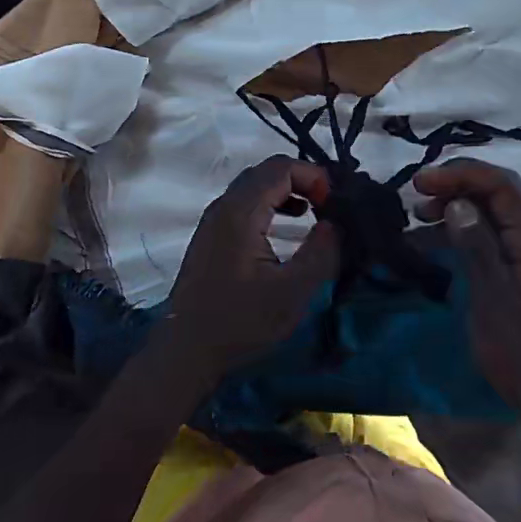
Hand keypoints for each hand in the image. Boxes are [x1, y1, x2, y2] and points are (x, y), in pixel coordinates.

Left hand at [159, 157, 341, 379]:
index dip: (313, 176)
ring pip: (254, 186)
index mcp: (241, 212)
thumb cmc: (240, 322)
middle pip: (266, 171)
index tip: (335, 203)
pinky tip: (287, 227)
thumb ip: (321, 253)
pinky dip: (270, 204)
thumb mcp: (293, 292)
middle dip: (302, 180)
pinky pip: (245, 203)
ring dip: (286, 191)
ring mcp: (213, 220)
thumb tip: (335, 224)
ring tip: (313, 213)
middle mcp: (223, 206)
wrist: (185, 353)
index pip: (281, 168)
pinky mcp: (210, 236)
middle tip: (328, 204)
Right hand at [414, 159, 520, 482]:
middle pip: (500, 192)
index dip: (463, 173)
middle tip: (417, 198)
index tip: (422, 183)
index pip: (504, 185)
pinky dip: (465, 230)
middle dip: (458, 185)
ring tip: (420, 216)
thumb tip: (458, 202)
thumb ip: (479, 249)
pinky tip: (436, 241)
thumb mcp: (495, 304)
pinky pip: (494, 235)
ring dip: (459, 205)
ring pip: (495, 212)